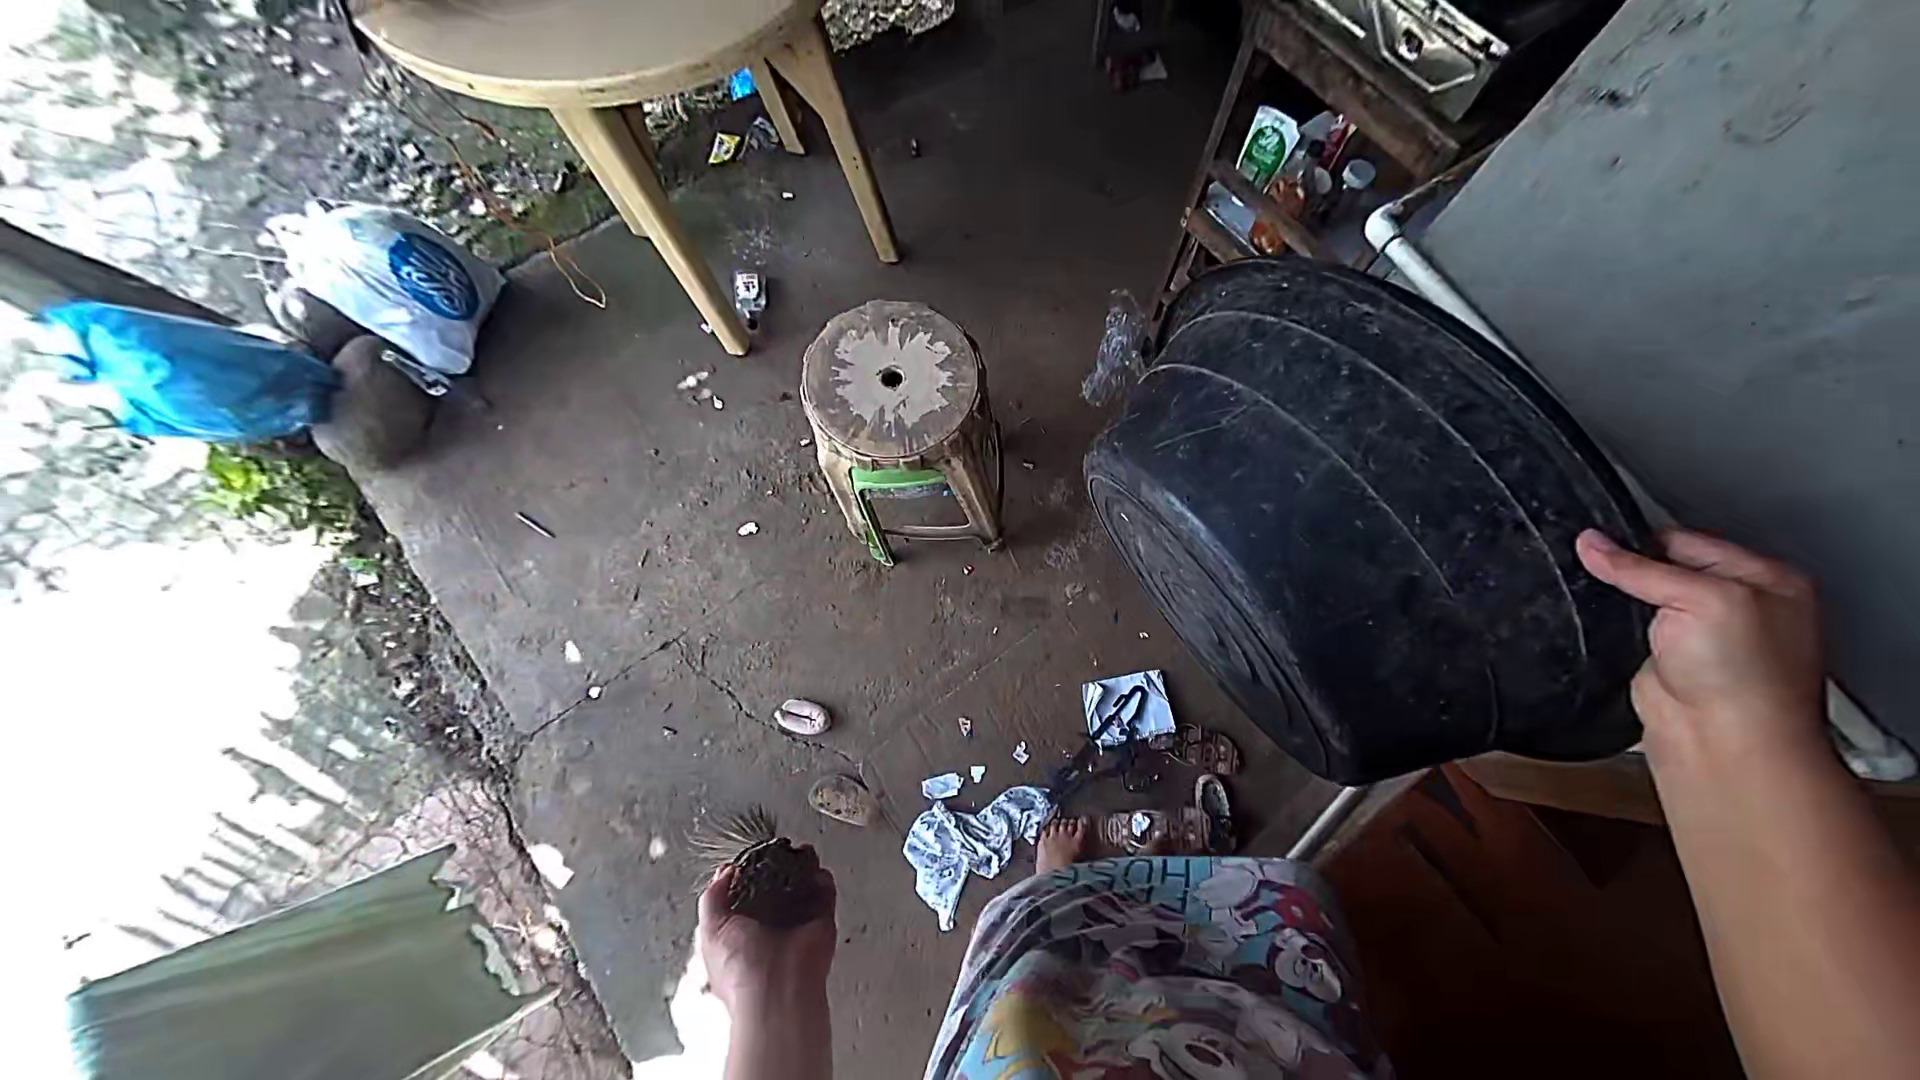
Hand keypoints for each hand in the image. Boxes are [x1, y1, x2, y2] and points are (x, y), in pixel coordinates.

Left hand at [697, 860, 836, 1016]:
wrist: (778, 989)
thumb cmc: (741, 970)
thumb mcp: (711, 931)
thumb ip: (713, 899)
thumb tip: (724, 873)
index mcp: (741, 934)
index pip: (743, 898)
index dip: (744, 876)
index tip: (746, 860)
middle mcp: (769, 928)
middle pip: (775, 888)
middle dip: (778, 867)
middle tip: (778, 850)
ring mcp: (796, 924)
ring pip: (802, 887)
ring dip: (803, 867)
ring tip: (800, 852)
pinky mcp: (820, 922)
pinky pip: (825, 894)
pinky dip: (823, 880)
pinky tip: (815, 868)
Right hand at [1575, 528, 1824, 757]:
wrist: (1721, 735)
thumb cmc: (1745, 675)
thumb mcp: (1700, 599)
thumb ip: (1639, 567)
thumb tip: (1591, 543)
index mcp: (1765, 578)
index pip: (1683, 539)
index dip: (1638, 540)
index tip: (1598, 542)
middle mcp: (1735, 602)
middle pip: (1657, 566)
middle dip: (1623, 568)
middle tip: (1597, 570)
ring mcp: (1698, 630)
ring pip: (1638, 595)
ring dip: (1614, 595)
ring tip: (1598, 596)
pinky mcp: (1663, 653)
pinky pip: (1625, 622)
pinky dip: (1608, 619)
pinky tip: (1599, 620)